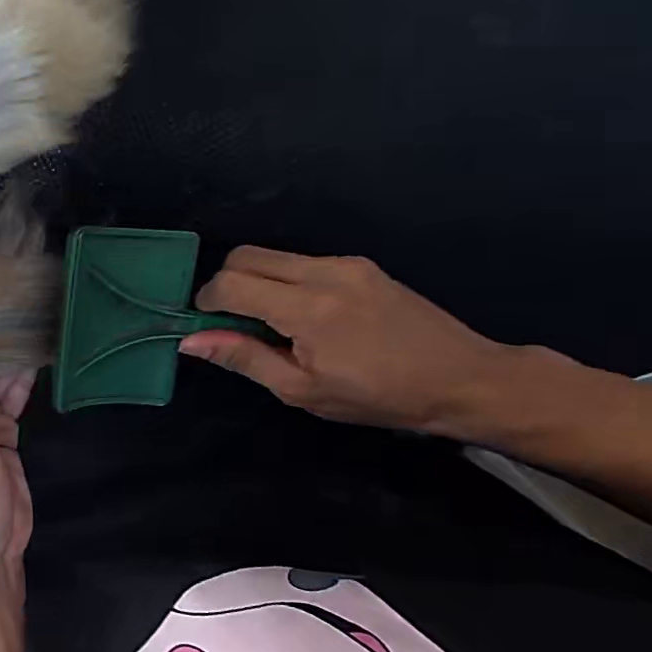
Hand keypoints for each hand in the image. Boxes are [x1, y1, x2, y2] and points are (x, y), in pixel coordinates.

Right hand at [181, 246, 561, 440]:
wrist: (458, 377)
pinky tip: (308, 319)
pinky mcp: (363, 264)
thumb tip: (193, 342)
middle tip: (234, 325)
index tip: (206, 327)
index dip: (206, 302)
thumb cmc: (377, 397)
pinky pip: (305, 263)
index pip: (232, 283)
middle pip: (247, 254)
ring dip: (257, 283)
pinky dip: (287, 283)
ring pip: (276, 256)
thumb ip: (245, 358)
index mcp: (307, 308)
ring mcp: (346, 262)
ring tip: (275, 328)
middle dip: (226, 284)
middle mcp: (324, 271)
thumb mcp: (302, 390)